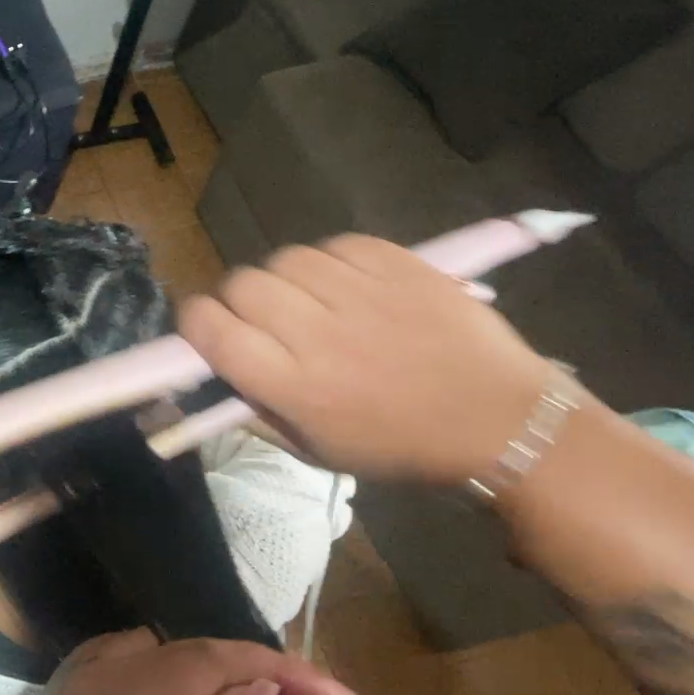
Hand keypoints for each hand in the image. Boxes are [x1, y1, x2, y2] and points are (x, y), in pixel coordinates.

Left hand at [0, 629, 376, 694]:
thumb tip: (258, 687)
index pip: (221, 661)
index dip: (292, 675)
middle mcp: (111, 660)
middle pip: (212, 651)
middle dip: (283, 677)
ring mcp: (96, 656)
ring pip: (191, 651)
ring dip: (247, 675)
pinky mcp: (90, 663)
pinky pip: (162, 656)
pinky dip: (205, 674)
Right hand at [179, 235, 561, 483]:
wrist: (499, 422)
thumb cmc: (396, 446)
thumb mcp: (312, 450)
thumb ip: (256, 412)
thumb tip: (218, 376)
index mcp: (292, 385)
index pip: (210, 329)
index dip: (194, 322)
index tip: (205, 330)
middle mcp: (318, 333)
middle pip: (242, 285)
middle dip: (235, 298)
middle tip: (257, 317)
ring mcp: (362, 294)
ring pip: (285, 258)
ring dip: (281, 278)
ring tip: (303, 298)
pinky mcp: (401, 266)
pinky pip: (336, 244)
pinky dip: (327, 261)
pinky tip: (342, 284)